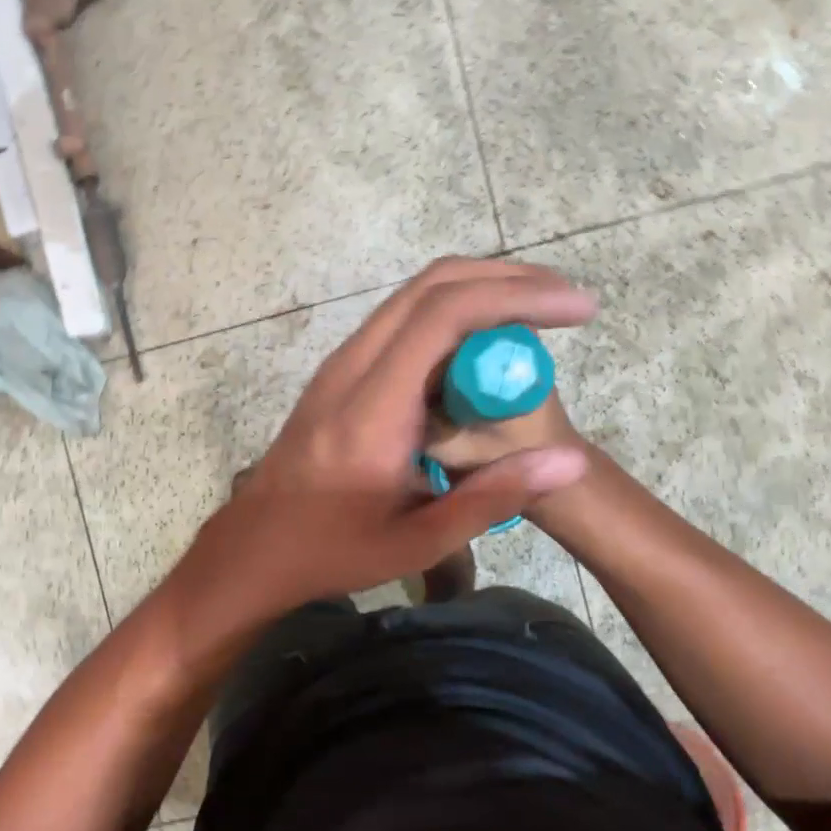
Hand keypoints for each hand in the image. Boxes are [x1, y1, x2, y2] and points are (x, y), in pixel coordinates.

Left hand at [186, 258, 596, 614]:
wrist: (252, 550)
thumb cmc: (331, 552)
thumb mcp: (416, 541)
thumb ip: (491, 498)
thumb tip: (569, 459)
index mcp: (372, 404)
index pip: (445, 314)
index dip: (517, 296)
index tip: (577, 309)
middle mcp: (352, 368)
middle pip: (430, 286)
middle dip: (506, 278)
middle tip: (565, 301)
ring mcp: (340, 368)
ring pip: (412, 300)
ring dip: (476, 294)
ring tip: (536, 318)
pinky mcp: (338, 378)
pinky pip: (399, 327)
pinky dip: (449, 320)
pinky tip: (481, 353)